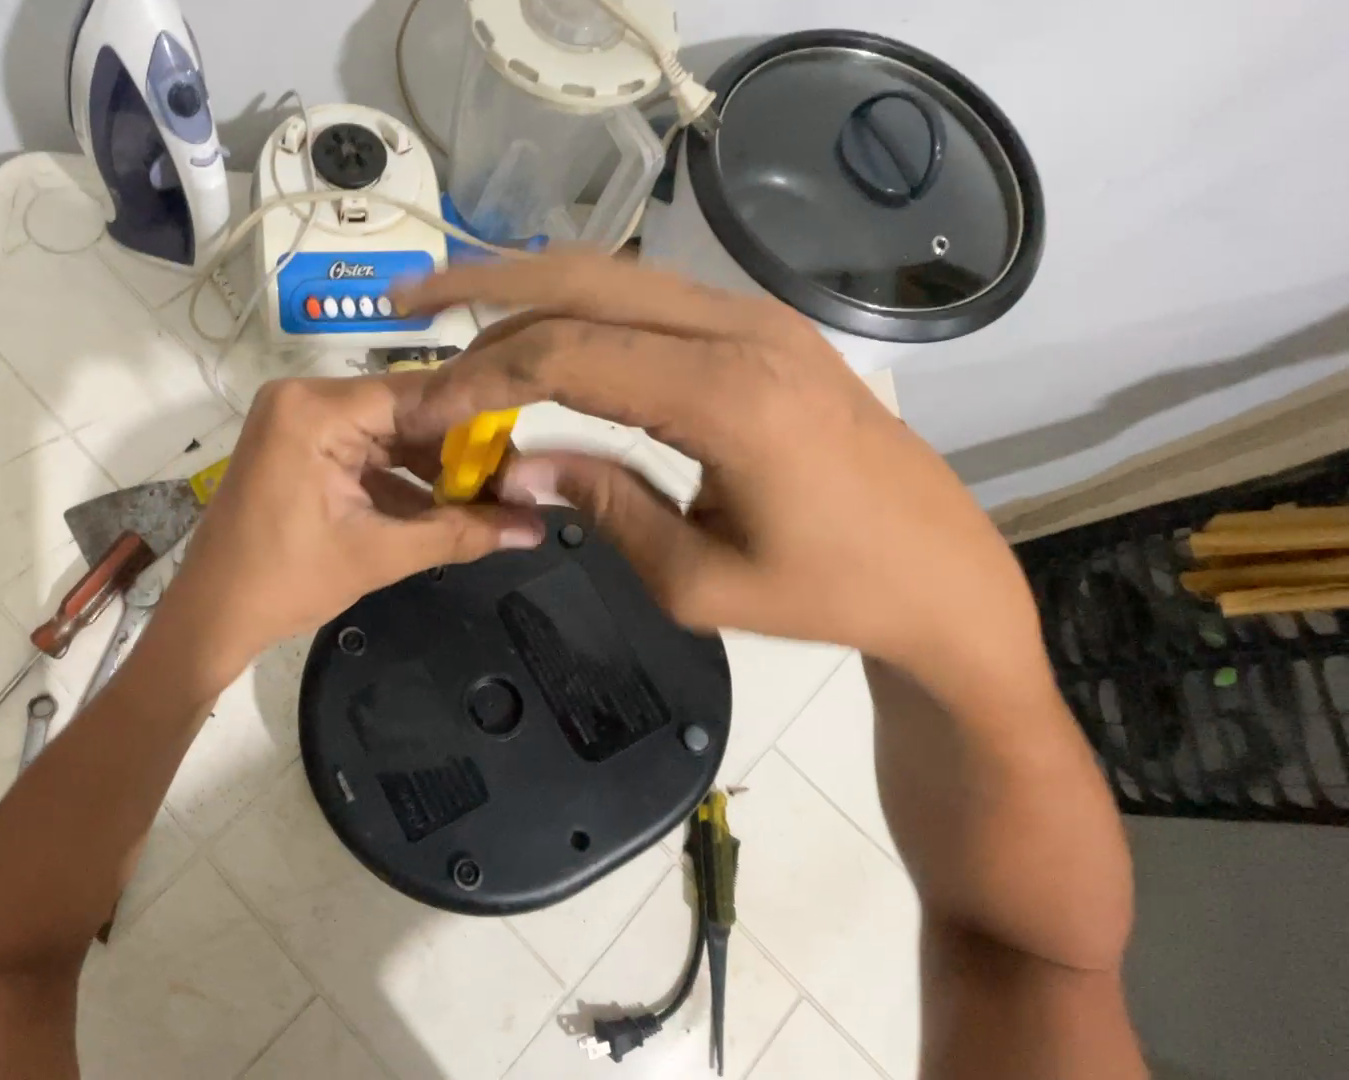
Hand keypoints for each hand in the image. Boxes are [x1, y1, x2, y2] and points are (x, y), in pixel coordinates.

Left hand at [154, 374, 543, 689]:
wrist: (211, 616)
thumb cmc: (284, 583)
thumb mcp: (379, 555)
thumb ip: (460, 533)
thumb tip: (535, 528)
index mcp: (315, 410)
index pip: (420, 395)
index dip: (478, 421)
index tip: (526, 450)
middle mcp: (305, 398)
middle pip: (405, 411)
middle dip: (458, 451)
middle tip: (514, 480)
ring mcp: (299, 421)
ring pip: (389, 433)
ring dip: (434, 467)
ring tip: (491, 496)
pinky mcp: (300, 446)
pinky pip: (365, 451)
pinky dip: (401, 478)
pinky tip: (446, 503)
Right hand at [394, 255, 1044, 702]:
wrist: (942, 574)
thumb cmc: (824, 594)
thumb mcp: (696, 580)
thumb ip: (602, 505)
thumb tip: (515, 461)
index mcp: (726, 398)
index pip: (567, 355)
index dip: (481, 377)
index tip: (425, 410)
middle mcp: (740, 332)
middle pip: (584, 282)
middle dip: (483, 287)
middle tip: (409, 301)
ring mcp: (757, 319)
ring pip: (615, 277)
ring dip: (526, 291)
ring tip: (451, 310)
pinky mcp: (761, 329)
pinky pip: (649, 300)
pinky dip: (578, 308)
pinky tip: (534, 327)